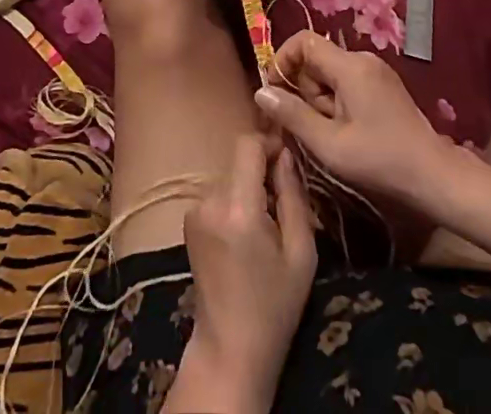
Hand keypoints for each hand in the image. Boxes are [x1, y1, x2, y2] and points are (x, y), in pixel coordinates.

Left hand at [171, 135, 316, 410]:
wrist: (230, 347)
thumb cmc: (275, 304)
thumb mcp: (301, 251)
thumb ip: (294, 195)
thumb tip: (287, 154)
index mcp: (238, 208)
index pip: (248, 145)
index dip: (271, 143)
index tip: (291, 158)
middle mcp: (209, 202)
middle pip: (239, 161)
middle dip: (265, 171)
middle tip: (288, 199)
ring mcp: (194, 211)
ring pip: (230, 176)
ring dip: (251, 187)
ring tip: (271, 221)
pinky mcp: (189, 221)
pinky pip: (219, 194)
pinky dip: (237, 201)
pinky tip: (249, 232)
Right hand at [253, 31, 455, 203]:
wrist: (433, 174)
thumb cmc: (378, 159)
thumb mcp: (327, 143)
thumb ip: (292, 114)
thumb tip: (261, 92)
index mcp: (350, 66)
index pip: (304, 40)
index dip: (283, 60)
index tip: (275, 92)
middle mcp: (364, 59)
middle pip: (316, 59)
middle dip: (304, 89)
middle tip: (314, 126)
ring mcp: (376, 71)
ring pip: (329, 73)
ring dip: (320, 100)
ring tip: (333, 134)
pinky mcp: (383, 85)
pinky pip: (346, 82)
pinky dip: (336, 103)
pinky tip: (346, 131)